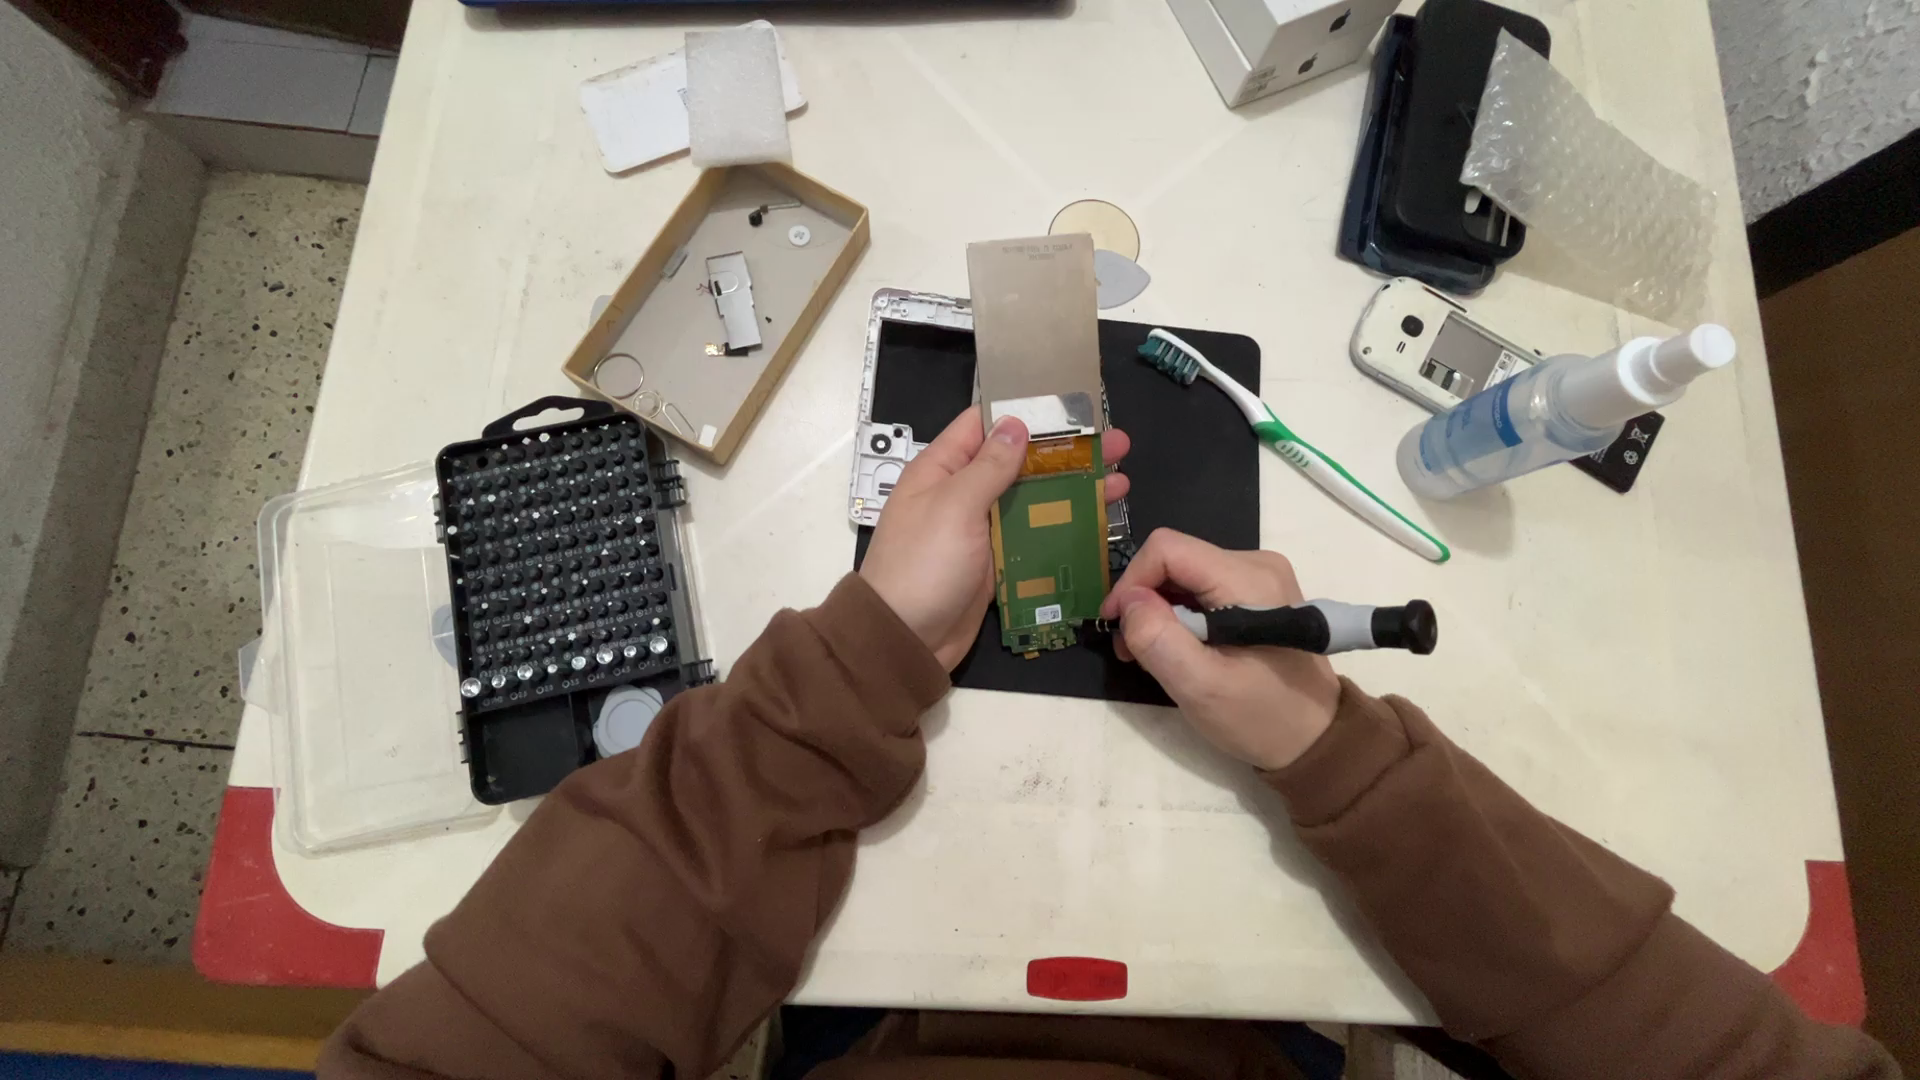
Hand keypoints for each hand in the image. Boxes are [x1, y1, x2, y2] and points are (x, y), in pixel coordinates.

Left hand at [861, 407, 1131, 670]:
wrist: (906, 639)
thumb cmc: (923, 566)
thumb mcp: (953, 507)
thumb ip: (987, 467)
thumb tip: (1015, 424)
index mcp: (942, 469)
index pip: (984, 424)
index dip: (1027, 411)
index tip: (1072, 404)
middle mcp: (962, 493)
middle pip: (1018, 461)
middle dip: (1065, 451)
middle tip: (1116, 443)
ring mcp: (980, 528)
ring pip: (1032, 498)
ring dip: (1072, 488)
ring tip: (1120, 480)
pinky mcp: (996, 561)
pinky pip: (1033, 535)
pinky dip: (1062, 526)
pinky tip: (1097, 519)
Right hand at [1100, 529, 1339, 769]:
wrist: (1318, 739)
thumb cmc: (1262, 718)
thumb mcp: (1201, 687)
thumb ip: (1159, 639)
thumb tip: (1128, 600)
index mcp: (1248, 579)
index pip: (1167, 549)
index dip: (1132, 582)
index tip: (1115, 624)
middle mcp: (1255, 564)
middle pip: (1174, 560)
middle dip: (1142, 601)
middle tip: (1130, 650)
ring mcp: (1257, 576)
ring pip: (1182, 574)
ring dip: (1157, 612)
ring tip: (1149, 655)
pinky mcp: (1255, 592)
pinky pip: (1198, 588)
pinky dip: (1177, 615)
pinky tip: (1175, 649)